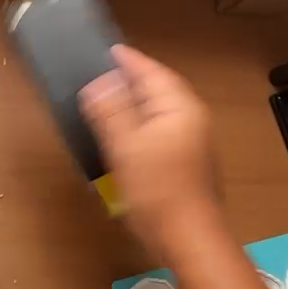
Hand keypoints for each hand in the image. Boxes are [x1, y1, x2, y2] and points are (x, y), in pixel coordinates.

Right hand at [80, 45, 220, 262]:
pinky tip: (122, 135)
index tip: (108, 50)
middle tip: (104, 72)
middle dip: (133, 80)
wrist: (187, 238)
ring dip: (134, 104)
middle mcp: (189, 120)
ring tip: (108, 100)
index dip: (130, 62)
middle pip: (159, 91)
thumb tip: (98, 83)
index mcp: (179, 109)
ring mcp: (189, 143)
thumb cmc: (157, 190)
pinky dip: (138, 125)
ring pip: (158, 113)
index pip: (153, 74)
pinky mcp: (183, 164)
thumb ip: (111, 112)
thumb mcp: (126, 147)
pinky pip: (158, 132)